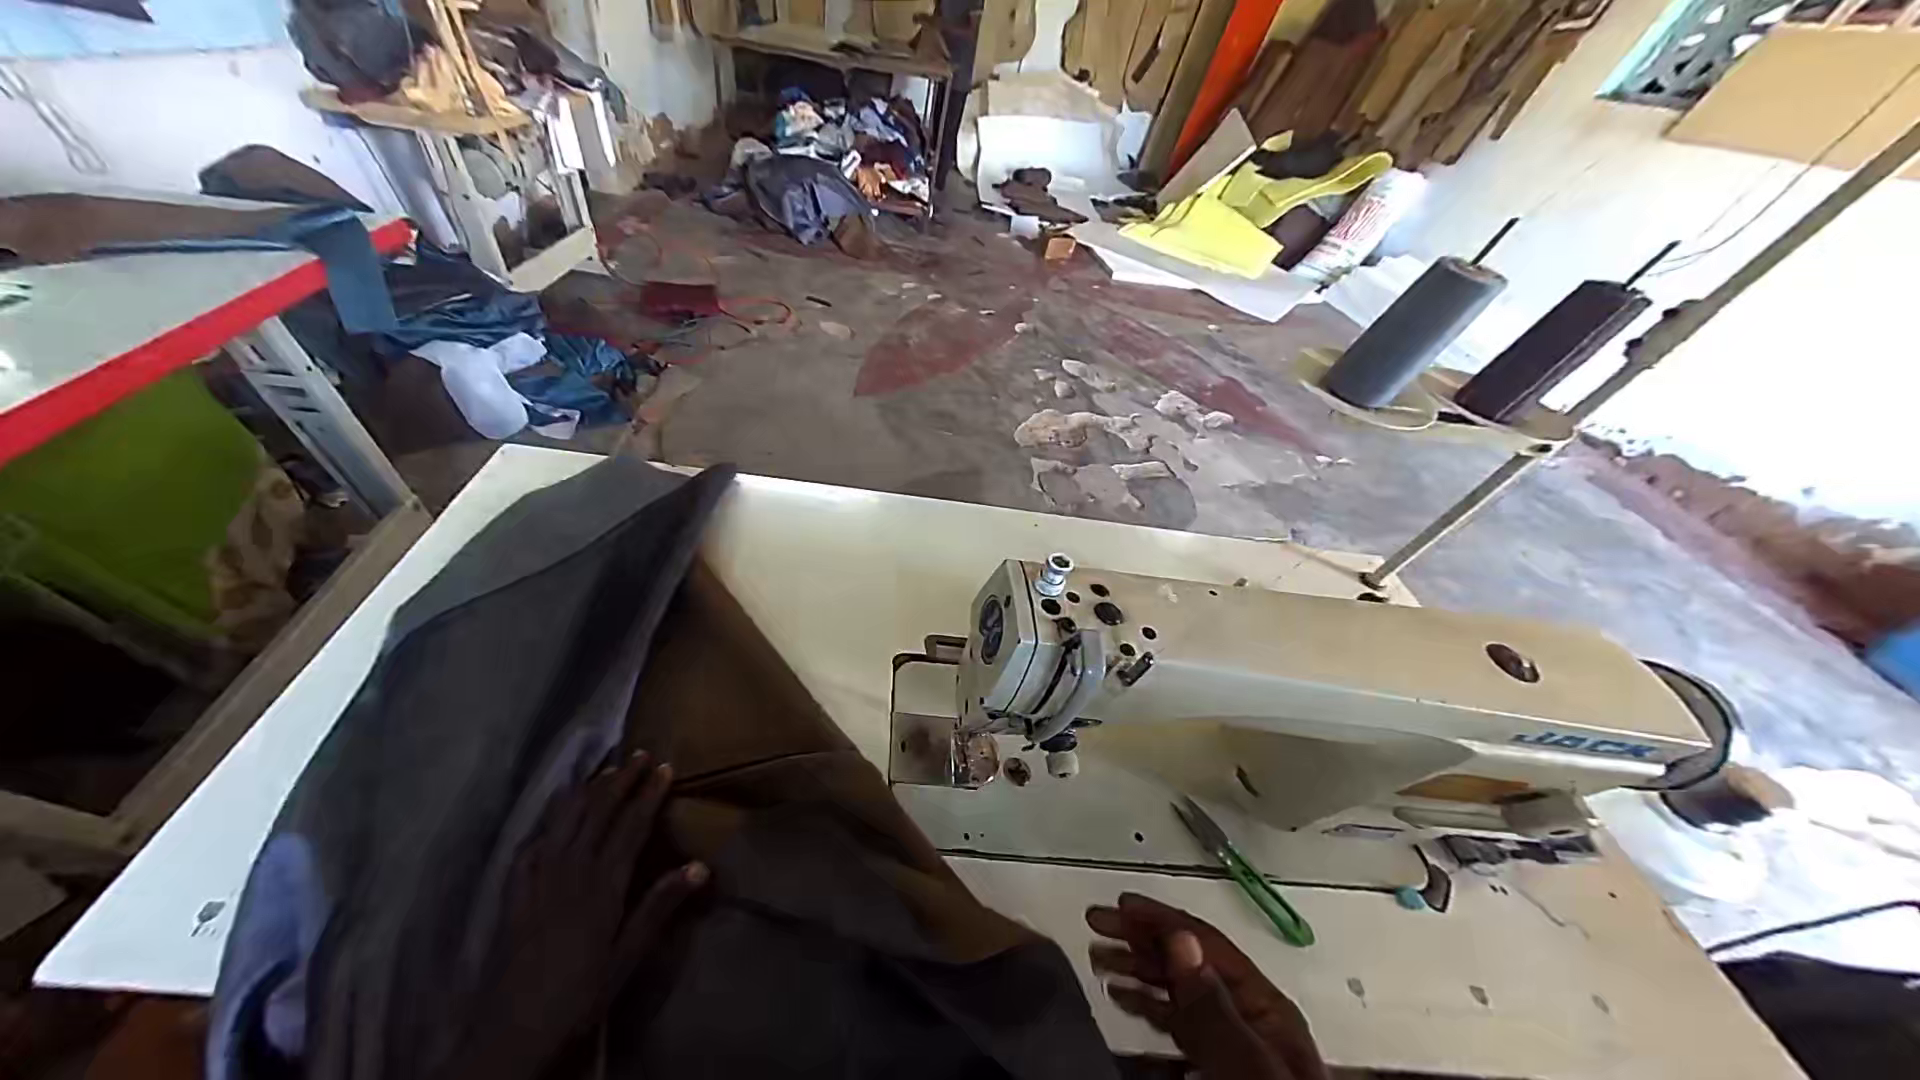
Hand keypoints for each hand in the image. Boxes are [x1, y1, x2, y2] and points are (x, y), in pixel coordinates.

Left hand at [444, 752, 706, 1079]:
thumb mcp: (627, 956)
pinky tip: (552, 819)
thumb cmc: (579, 995)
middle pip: (598, 813)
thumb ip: (660, 907)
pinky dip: (547, 824)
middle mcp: (570, 871)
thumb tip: (700, 865)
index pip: (631, 826)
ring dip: (586, 792)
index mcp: (602, 884)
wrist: (510, 1035)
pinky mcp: (514, 895)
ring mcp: (538, 880)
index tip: (665, 766)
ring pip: (564, 821)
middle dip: (620, 780)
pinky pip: (531, 846)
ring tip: (603, 771)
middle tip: (639, 754)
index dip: (649, 794)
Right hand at [1086, 893, 1326, 1079]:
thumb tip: (1181, 942)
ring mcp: (1231, 1047)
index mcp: (1264, 1010)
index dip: (1160, 919)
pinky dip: (1145, 1005)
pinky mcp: (1214, 1073)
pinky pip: (1174, 1025)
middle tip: (1094, 925)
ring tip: (1099, 956)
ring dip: (1137, 967)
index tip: (1117, 905)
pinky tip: (1123, 999)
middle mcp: (1248, 1019)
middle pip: (1187, 962)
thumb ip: (1213, 1010)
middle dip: (1140, 938)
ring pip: (1177, 990)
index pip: (1206, 945)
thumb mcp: (1245, 1070)